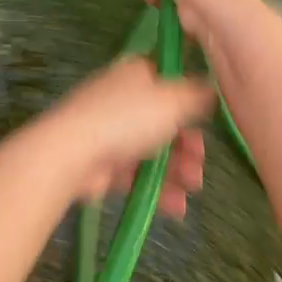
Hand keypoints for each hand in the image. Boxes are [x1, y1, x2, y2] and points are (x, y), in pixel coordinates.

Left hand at [42, 57, 211, 218]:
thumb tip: (210, 86)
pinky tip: (176, 207)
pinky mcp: (105, 163)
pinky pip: (138, 175)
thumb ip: (197, 95)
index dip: (190, 99)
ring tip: (191, 187)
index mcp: (136, 73)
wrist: (72, 154)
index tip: (207, 119)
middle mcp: (123, 99)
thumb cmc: (126, 119)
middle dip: (188, 144)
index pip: (168, 79)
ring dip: (178, 170)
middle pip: (165, 121)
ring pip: (154, 150)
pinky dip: (158, 189)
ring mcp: (112, 131)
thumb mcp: (173, 100)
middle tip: (199, 163)